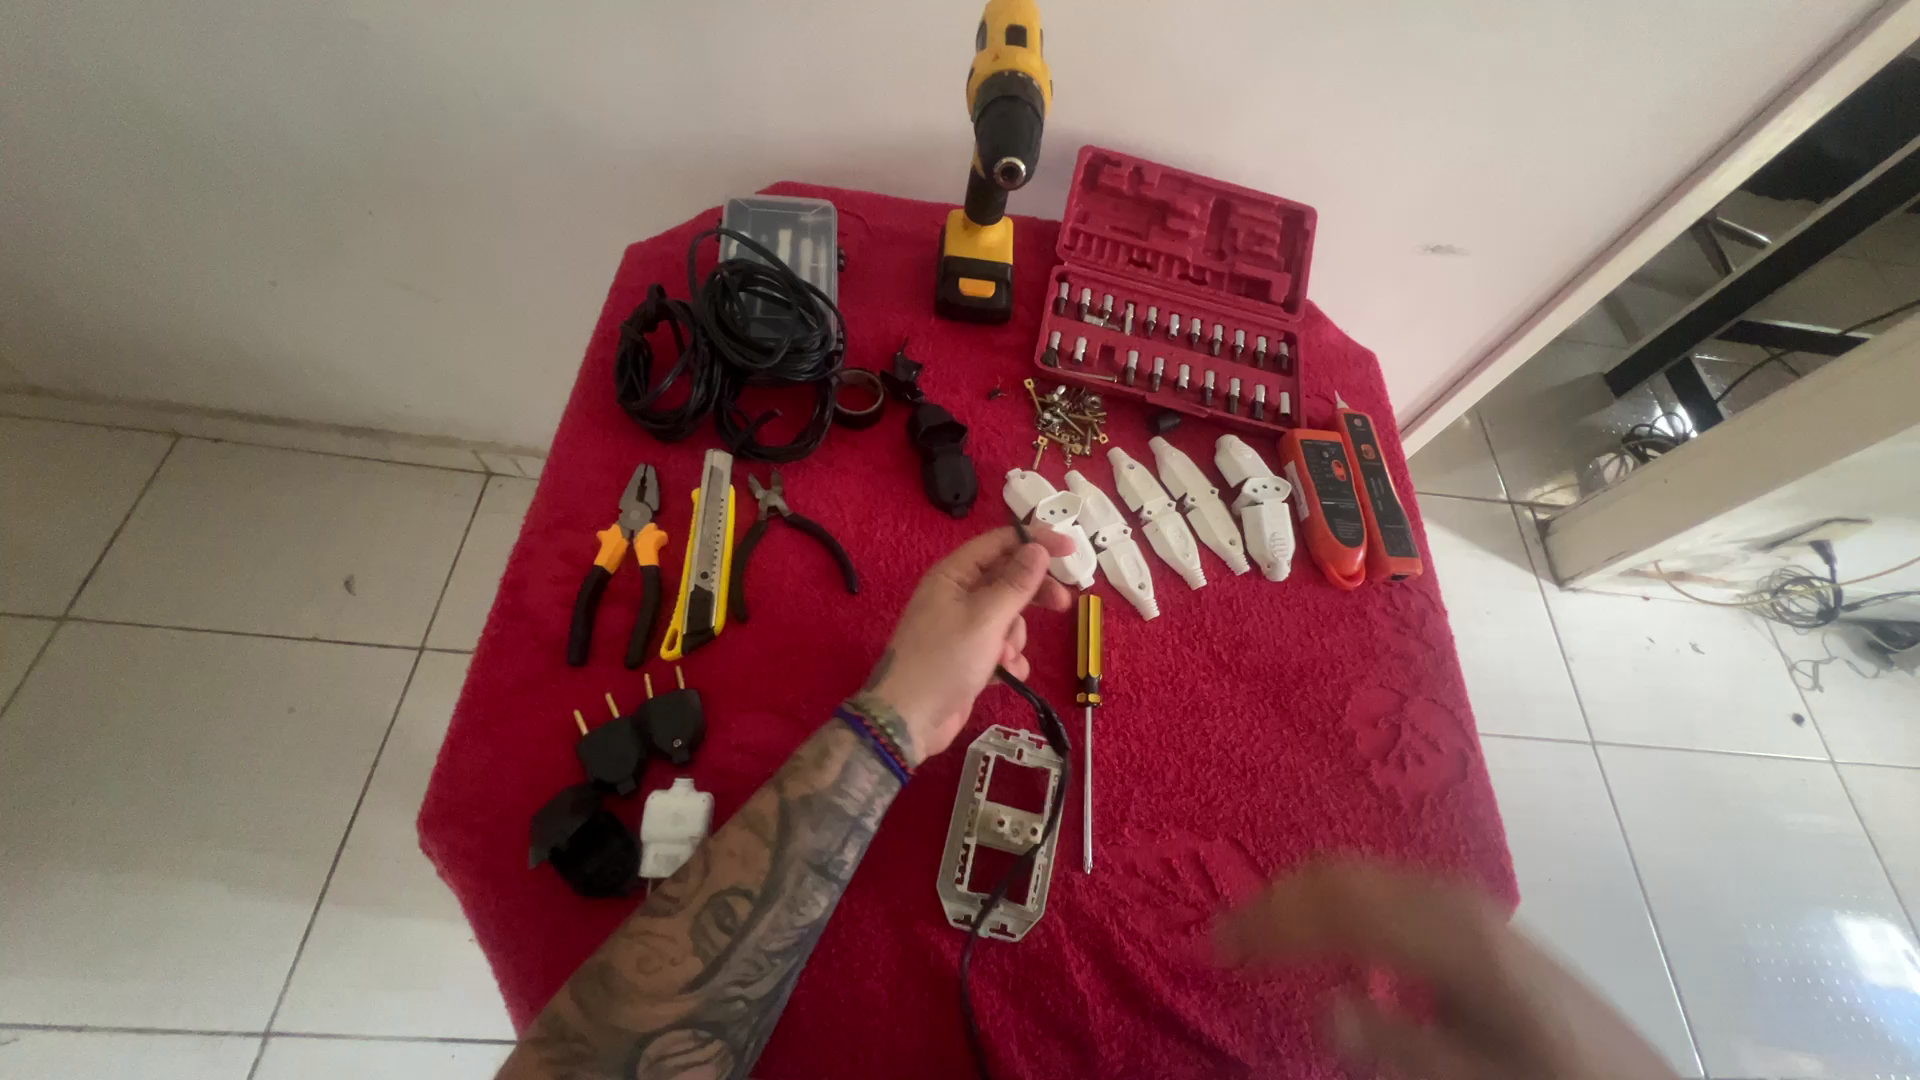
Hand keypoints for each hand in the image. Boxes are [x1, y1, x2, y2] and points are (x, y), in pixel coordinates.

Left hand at [860, 525, 1075, 763]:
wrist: (909, 720)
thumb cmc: (944, 660)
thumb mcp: (986, 618)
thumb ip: (1015, 583)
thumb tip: (1037, 548)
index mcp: (954, 575)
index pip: (999, 543)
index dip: (1034, 541)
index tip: (1070, 549)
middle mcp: (957, 595)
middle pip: (1008, 579)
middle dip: (1033, 594)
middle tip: (1062, 604)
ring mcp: (963, 627)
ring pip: (1008, 617)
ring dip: (1015, 637)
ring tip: (1003, 657)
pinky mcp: (969, 656)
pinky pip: (1002, 647)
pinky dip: (1008, 659)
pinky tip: (1004, 673)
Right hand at [1213, 859, 1678, 1079]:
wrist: (1629, 1078)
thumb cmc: (1552, 1079)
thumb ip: (1404, 1047)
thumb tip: (1321, 1005)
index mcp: (1449, 933)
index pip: (1333, 905)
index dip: (1268, 920)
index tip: (1217, 946)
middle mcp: (1444, 895)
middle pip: (1333, 875)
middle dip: (1270, 902)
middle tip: (1221, 937)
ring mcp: (1451, 892)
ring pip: (1347, 869)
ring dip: (1292, 893)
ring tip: (1254, 927)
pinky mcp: (1456, 904)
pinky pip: (1369, 879)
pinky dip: (1324, 892)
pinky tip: (1314, 924)